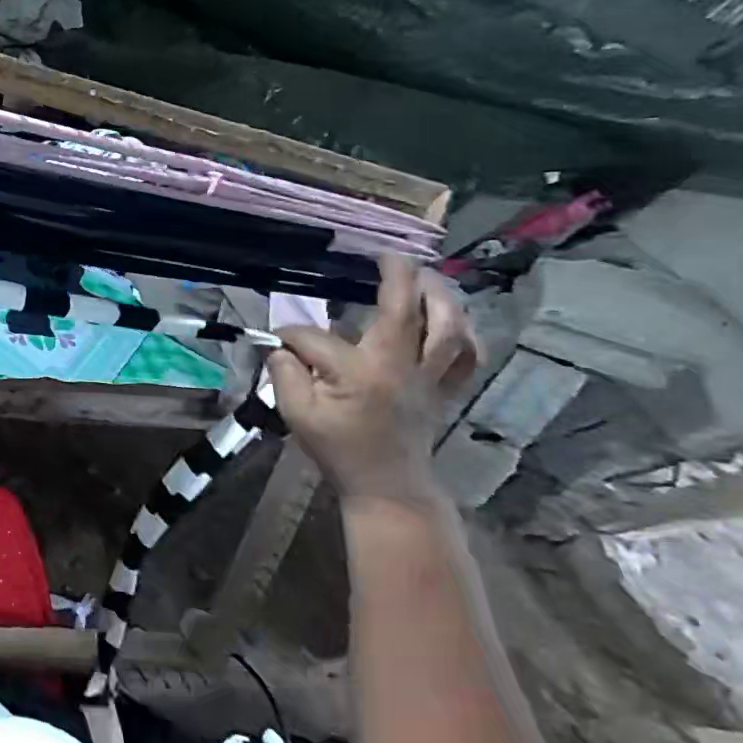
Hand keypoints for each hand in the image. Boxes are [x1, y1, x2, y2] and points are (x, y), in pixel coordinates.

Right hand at [267, 257, 480, 503]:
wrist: (387, 485)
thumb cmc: (337, 449)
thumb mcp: (295, 412)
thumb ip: (285, 373)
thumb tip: (283, 347)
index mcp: (359, 372)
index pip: (314, 337)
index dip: (289, 336)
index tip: (276, 346)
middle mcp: (401, 367)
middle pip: (407, 312)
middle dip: (399, 278)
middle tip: (389, 257)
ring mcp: (429, 378)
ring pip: (449, 328)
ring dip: (440, 297)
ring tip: (426, 276)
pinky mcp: (444, 389)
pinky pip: (467, 355)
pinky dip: (464, 333)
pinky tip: (453, 318)